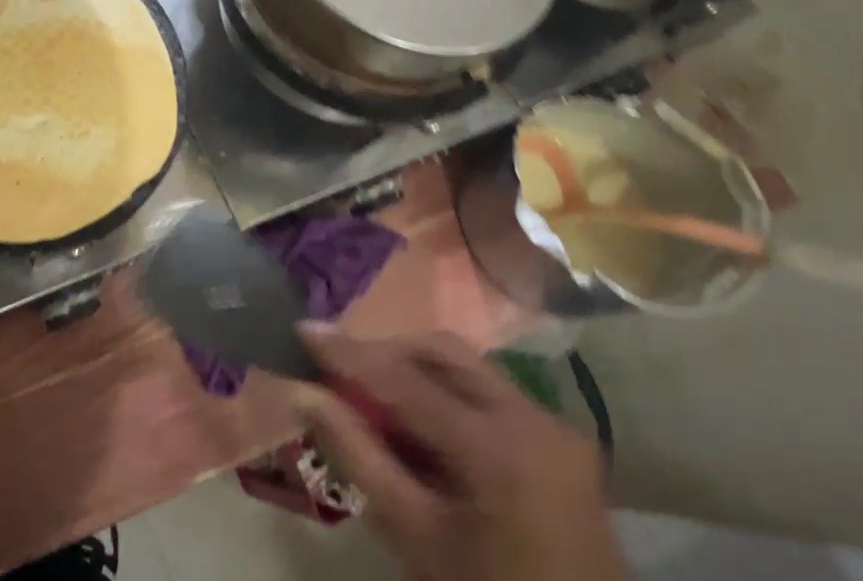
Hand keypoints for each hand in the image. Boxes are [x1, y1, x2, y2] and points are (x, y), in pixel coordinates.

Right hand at [293, 328, 626, 580]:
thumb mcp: (414, 533)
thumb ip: (358, 455)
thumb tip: (304, 394)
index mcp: (498, 448)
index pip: (405, 380)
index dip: (348, 352)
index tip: (301, 329)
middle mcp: (533, 419)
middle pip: (444, 353)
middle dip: (385, 351)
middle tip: (336, 369)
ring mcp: (555, 427)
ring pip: (468, 368)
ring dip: (415, 370)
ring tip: (369, 397)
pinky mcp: (561, 441)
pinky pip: (491, 395)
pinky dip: (446, 396)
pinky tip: (417, 426)